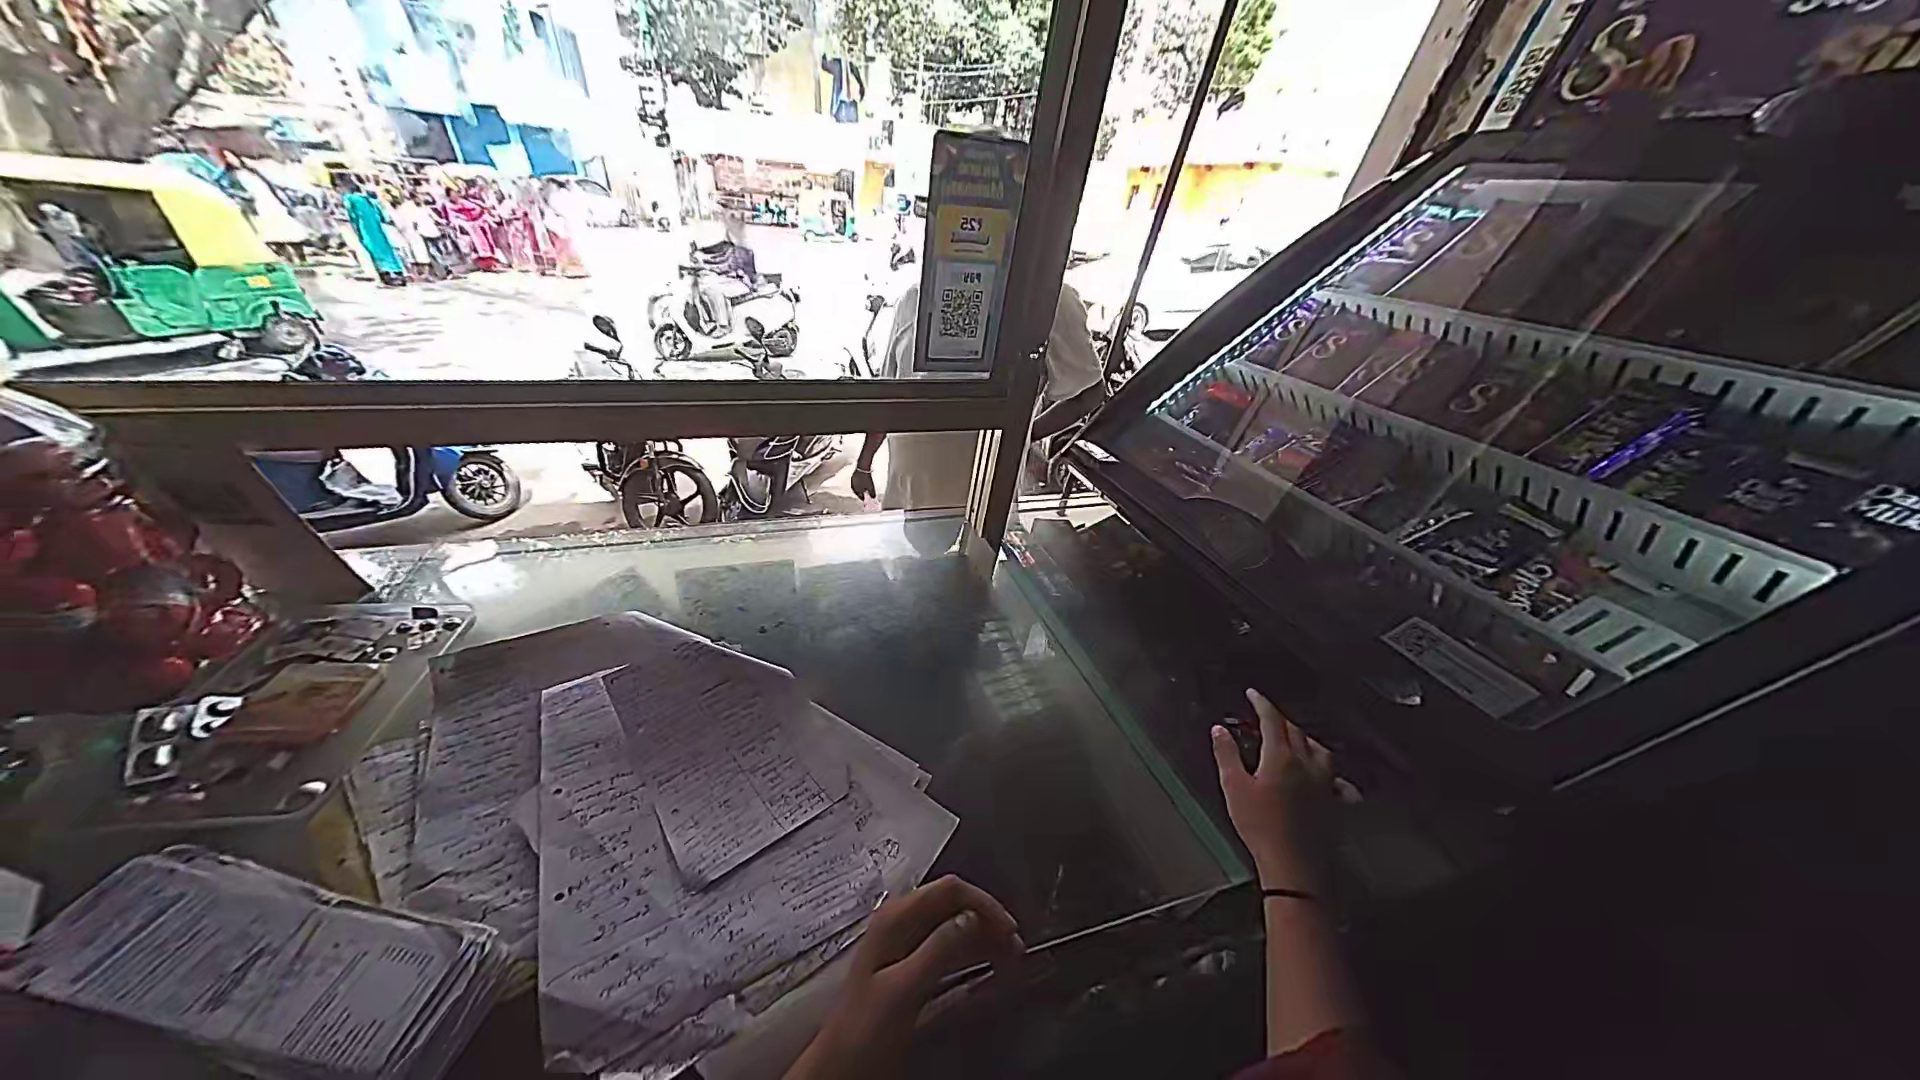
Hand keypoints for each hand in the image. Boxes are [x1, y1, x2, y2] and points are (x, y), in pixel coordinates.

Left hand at [785, 876, 1020, 1079]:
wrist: (840, 1068)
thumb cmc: (866, 1030)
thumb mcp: (903, 989)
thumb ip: (937, 949)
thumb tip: (971, 918)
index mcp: (896, 917)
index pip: (950, 890)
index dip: (983, 904)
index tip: (1008, 929)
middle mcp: (901, 921)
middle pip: (954, 904)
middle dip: (988, 920)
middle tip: (1015, 947)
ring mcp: (906, 941)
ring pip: (955, 925)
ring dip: (985, 936)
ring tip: (1011, 957)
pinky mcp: (911, 964)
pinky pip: (949, 946)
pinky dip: (974, 951)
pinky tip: (990, 965)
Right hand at [850, 466, 876, 500]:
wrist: (862, 467)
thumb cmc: (866, 478)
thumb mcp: (870, 487)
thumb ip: (872, 493)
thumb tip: (873, 497)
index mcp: (856, 490)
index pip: (860, 497)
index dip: (864, 498)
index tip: (866, 500)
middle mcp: (853, 486)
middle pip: (858, 492)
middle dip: (862, 494)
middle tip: (865, 495)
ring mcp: (852, 481)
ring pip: (856, 487)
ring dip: (860, 489)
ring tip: (864, 489)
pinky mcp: (853, 476)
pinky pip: (856, 483)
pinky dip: (859, 484)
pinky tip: (862, 483)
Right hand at [1211, 688, 1356, 886]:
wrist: (1293, 864)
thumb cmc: (1260, 825)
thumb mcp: (1233, 786)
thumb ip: (1226, 754)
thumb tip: (1220, 729)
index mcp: (1281, 757)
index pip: (1273, 720)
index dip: (1262, 704)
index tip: (1253, 695)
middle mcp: (1307, 764)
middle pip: (1296, 731)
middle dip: (1279, 719)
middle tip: (1264, 717)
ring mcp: (1324, 783)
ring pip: (1319, 749)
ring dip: (1304, 738)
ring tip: (1293, 739)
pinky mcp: (1333, 802)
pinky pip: (1336, 777)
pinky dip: (1328, 768)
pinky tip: (1326, 775)